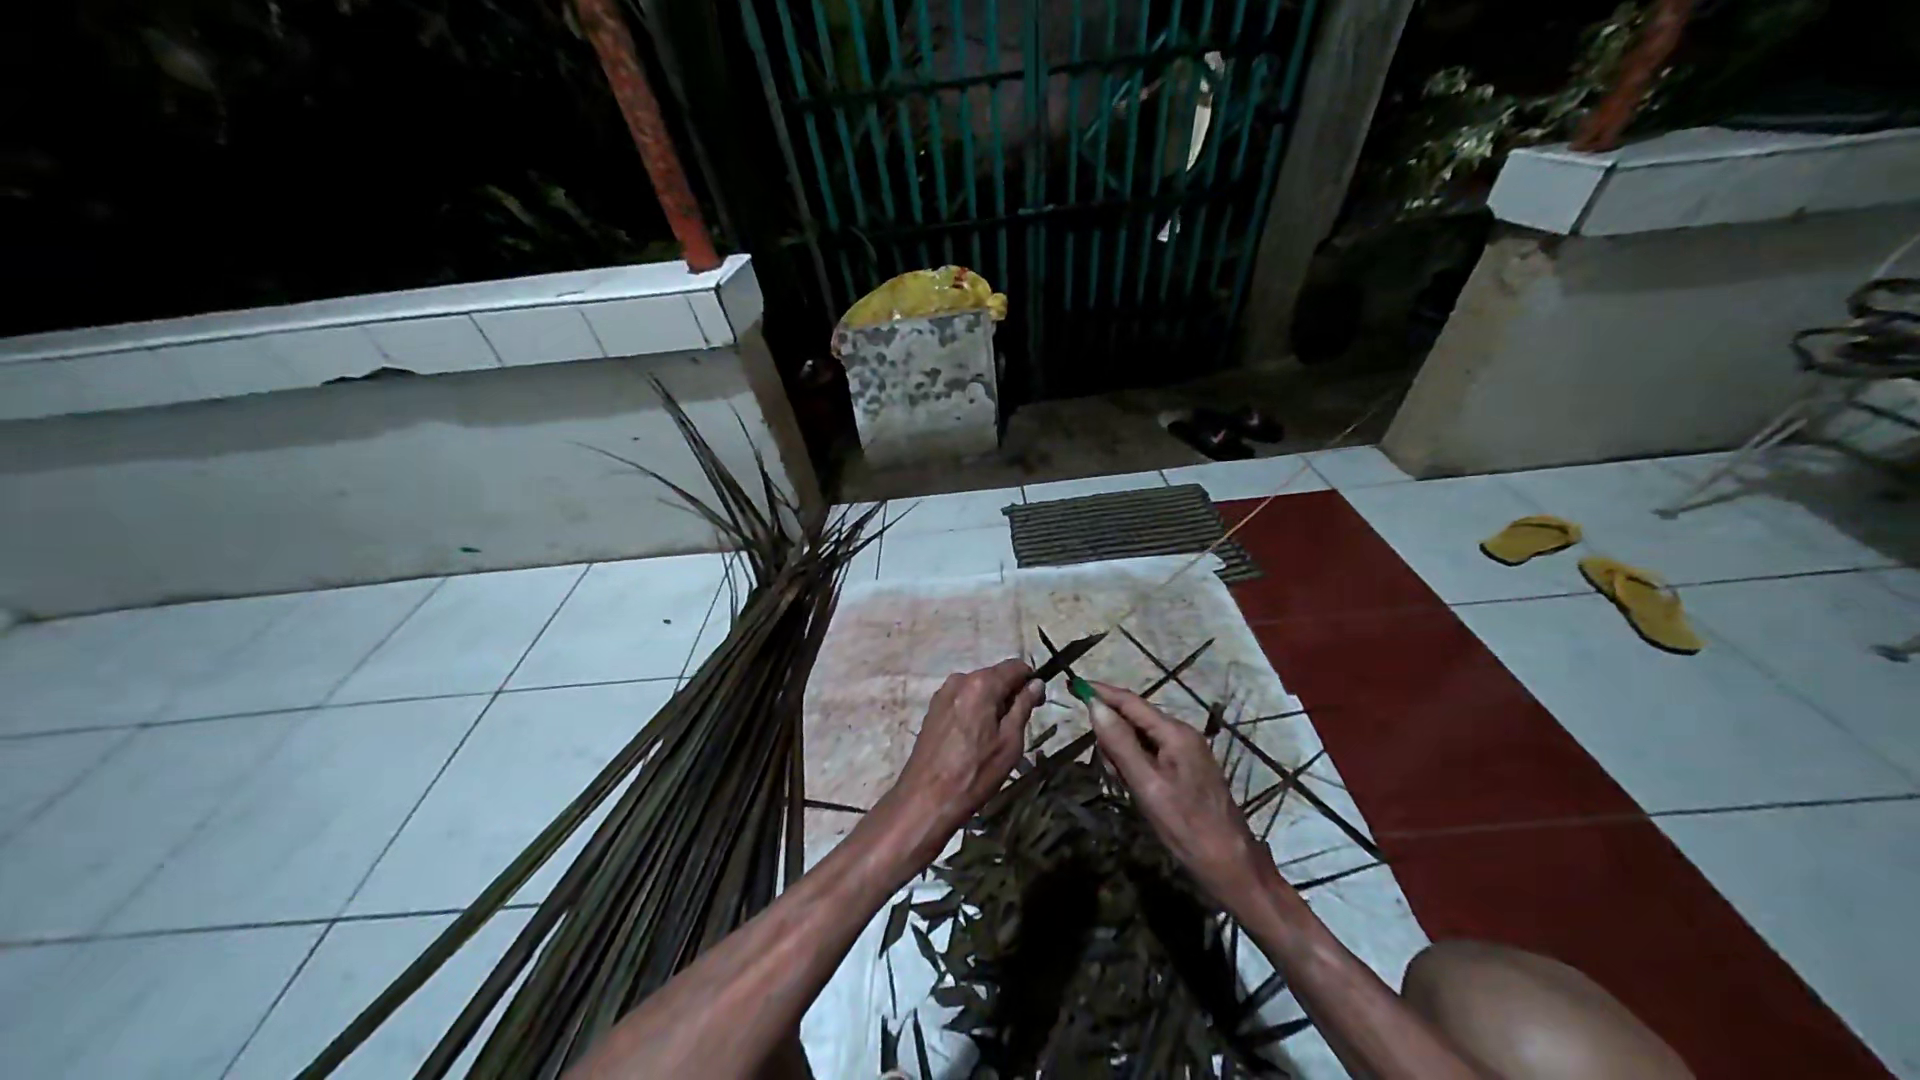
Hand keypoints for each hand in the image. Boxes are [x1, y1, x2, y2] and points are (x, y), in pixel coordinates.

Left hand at [880, 659, 1043, 859]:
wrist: (927, 797)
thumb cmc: (976, 771)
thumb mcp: (1010, 741)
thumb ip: (1023, 706)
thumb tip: (1036, 684)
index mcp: (980, 683)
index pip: (1015, 666)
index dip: (1030, 681)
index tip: (1037, 704)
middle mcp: (959, 680)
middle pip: (994, 676)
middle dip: (1010, 694)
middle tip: (1018, 725)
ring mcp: (942, 694)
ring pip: (978, 689)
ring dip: (992, 704)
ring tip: (995, 737)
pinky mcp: (933, 709)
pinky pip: (962, 700)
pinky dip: (975, 711)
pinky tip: (975, 738)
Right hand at [1087, 682, 1274, 908]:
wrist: (1229, 864)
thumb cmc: (1186, 825)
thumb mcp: (1146, 785)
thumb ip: (1120, 743)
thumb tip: (1094, 706)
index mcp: (1175, 733)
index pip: (1130, 702)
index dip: (1100, 692)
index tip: (1073, 685)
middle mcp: (1182, 735)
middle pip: (1134, 719)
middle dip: (1113, 737)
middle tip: (1111, 772)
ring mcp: (1186, 752)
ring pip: (1140, 739)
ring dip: (1123, 756)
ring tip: (1126, 787)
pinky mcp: (1186, 769)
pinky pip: (1151, 755)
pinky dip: (1136, 766)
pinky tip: (1136, 789)